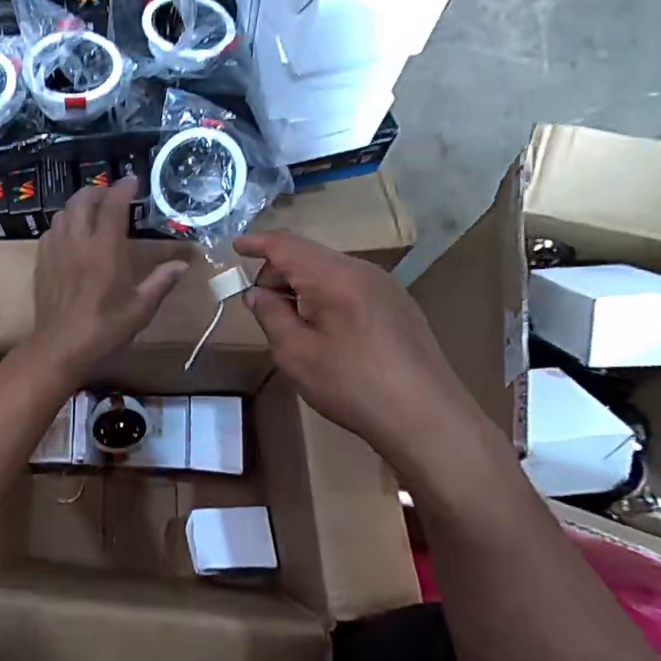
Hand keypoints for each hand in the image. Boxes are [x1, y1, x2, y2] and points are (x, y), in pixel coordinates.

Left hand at [26, 177, 188, 378]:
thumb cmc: (104, 329)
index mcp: (105, 249)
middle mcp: (78, 241)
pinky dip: (64, 223)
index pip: (112, 205)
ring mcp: (56, 250)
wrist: (60, 347)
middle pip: (83, 200)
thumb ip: (161, 282)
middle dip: (99, 190)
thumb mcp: (140, 309)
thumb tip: (182, 265)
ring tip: (93, 211)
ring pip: (64, 212)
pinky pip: (51, 230)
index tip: (133, 181)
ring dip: (79, 204)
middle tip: (113, 195)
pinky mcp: (42, 262)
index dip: (123, 188)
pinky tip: (72, 235)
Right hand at [235, 231, 502, 470]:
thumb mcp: (296, 353)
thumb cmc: (352, 384)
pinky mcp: (399, 306)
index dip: (257, 243)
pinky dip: (327, 296)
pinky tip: (326, 331)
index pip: (286, 244)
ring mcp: (386, 287)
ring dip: (303, 287)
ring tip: (290, 323)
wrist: (426, 417)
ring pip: (332, 272)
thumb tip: (257, 294)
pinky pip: (352, 287)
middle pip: (310, 256)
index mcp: (334, 276)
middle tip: (260, 306)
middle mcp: (363, 270)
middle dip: (278, 272)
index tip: (235, 247)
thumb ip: (270, 315)